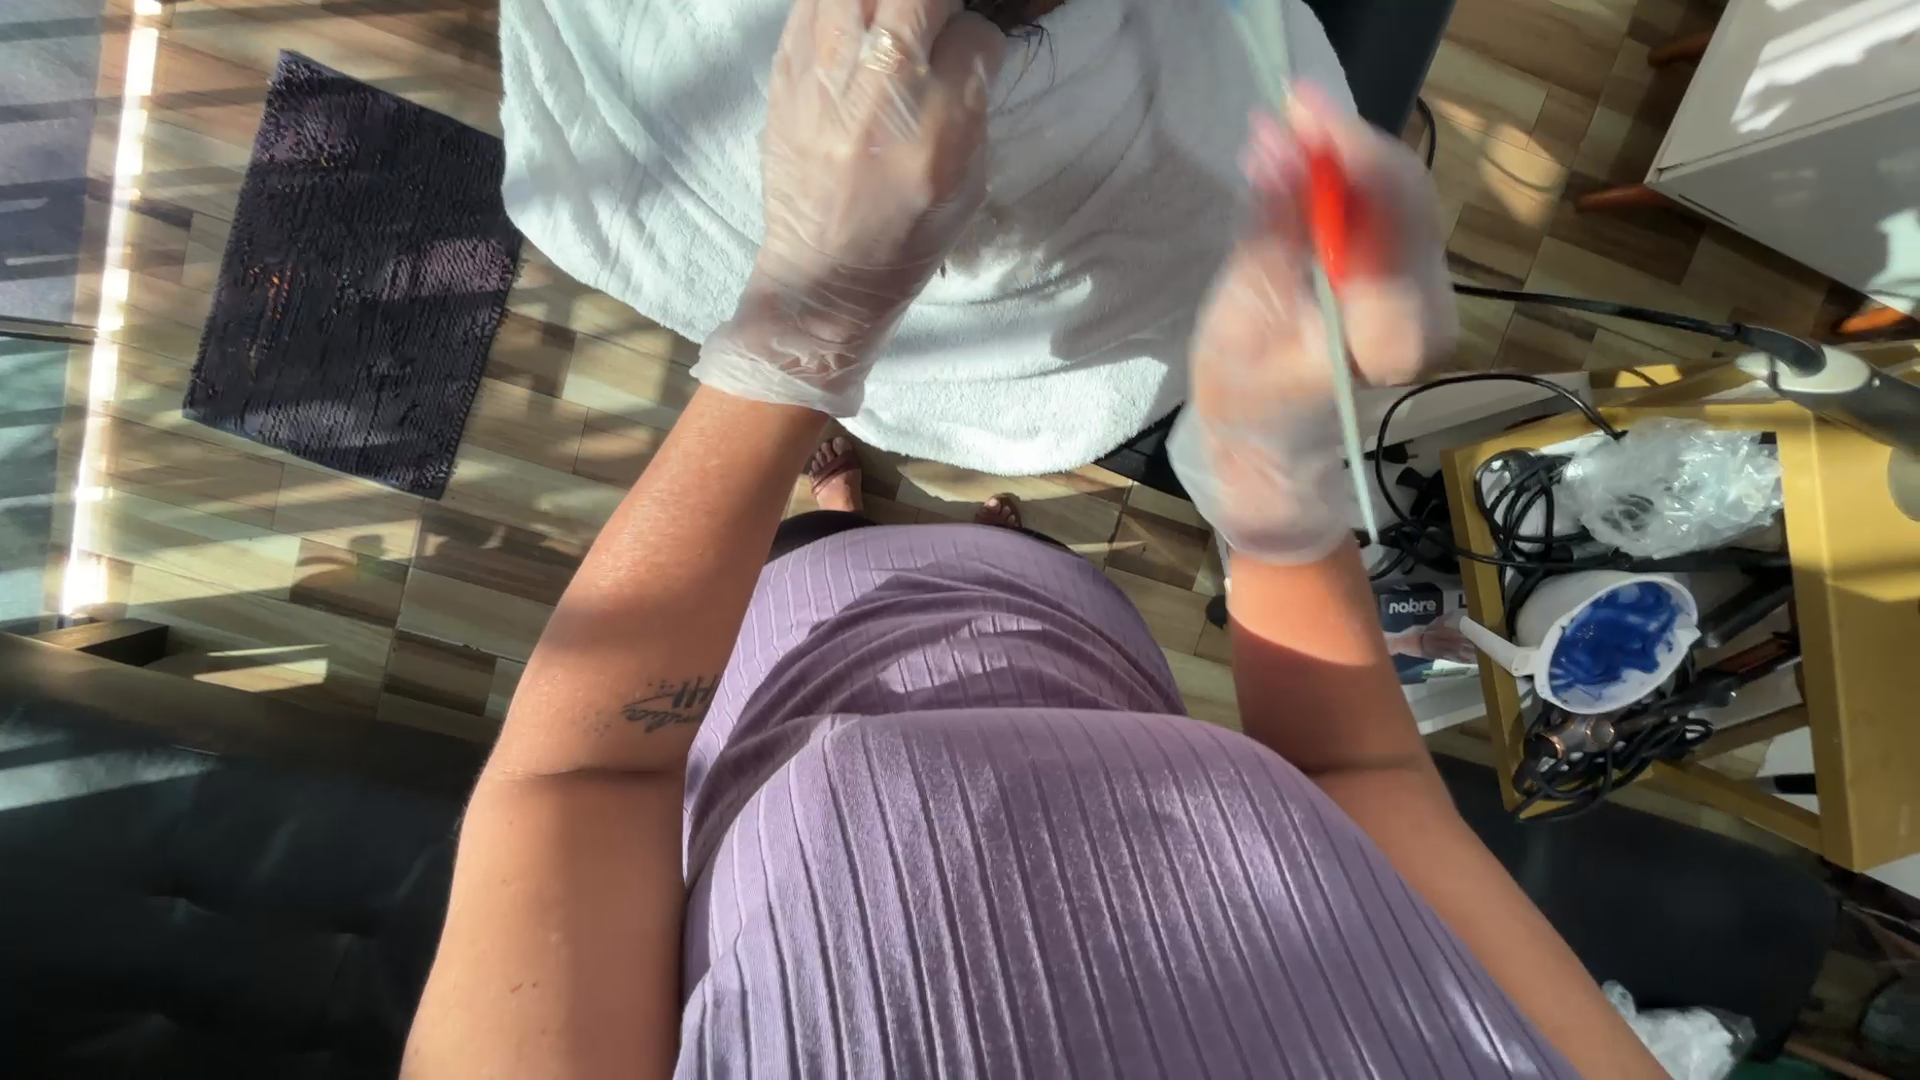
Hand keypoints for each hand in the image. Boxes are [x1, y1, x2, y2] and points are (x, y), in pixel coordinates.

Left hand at [690, 0, 1007, 415]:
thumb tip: (968, 48)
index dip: (982, 42)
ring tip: (893, 25)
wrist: (822, 277)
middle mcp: (877, 97)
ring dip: (887, 2)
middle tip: (938, 25)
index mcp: (934, 136)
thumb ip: (972, 111)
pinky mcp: (784, 75)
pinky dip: (842, 8)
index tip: (973, 59)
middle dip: (938, 4)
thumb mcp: (965, 190)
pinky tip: (854, 35)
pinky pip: (814, 4)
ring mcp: (821, 81)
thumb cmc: (904, 245)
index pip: (976, 38)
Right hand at [1171, 89, 1457, 561]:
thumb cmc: (1247, 405)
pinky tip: (1314, 171)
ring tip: (1291, 136)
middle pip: (1405, 199)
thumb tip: (1276, 148)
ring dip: (1348, 164)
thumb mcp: (1242, 322)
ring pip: (1404, 203)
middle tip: (1289, 110)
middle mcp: (1433, 315)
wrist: (1271, 451)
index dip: (1346, 153)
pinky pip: (1395, 222)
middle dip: (1346, 147)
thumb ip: (1270, 234)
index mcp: (1390, 336)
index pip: (1387, 216)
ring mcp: (1434, 303)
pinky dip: (1354, 191)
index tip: (1295, 113)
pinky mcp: (1420, 292)